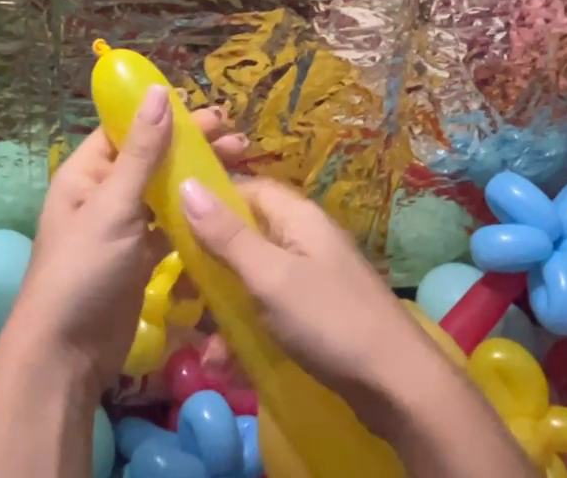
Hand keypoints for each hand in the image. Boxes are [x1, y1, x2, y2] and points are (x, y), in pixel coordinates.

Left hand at [0, 86, 247, 387]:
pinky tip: (226, 206)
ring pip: (166, 191)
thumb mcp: (114, 205)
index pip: (127, 129)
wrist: (66, 354)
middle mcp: (104, 194)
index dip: (166, 116)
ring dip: (198, 177)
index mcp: (86, 173)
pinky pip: (171, 225)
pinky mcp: (141, 258)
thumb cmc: (83, 270)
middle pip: (153, 158)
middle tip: (237, 137)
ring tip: (241, 163)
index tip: (210, 112)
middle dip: (192, 146)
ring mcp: (123, 227)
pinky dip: (195, 214)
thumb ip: (142, 151)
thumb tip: (158, 92)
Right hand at [176, 176, 455, 422]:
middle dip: (209, 265)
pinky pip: (268, 309)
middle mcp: (303, 237)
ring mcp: (310, 276)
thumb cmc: (329, 319)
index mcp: (296, 216)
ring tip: (206, 347)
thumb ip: (226, 234)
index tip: (169, 226)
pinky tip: (228, 363)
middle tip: (180, 293)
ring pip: (252, 278)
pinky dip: (247, 330)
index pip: (243, 189)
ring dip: (224, 309)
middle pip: (244, 235)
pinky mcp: (314, 313)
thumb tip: (187, 182)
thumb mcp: (270, 276)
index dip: (207, 202)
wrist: (397, 384)